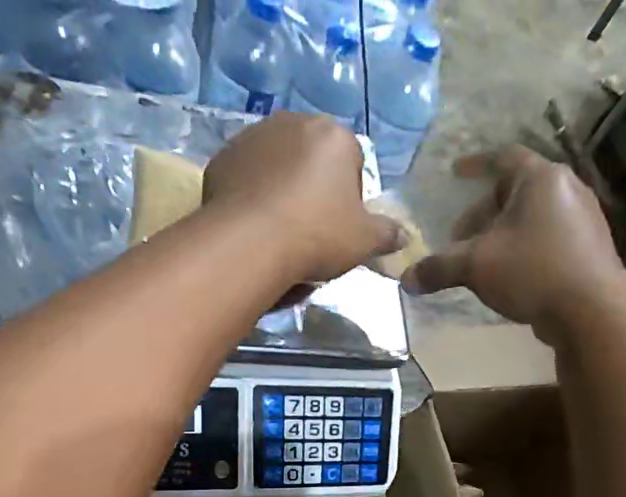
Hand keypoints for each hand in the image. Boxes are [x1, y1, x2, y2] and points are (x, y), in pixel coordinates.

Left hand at [202, 113, 403, 283]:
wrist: (250, 243)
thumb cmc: (316, 236)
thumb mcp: (362, 241)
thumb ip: (386, 234)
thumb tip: (404, 235)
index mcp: (335, 135)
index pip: (350, 162)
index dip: (345, 199)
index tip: (334, 229)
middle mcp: (293, 122)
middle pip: (309, 158)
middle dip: (308, 187)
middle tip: (303, 230)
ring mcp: (252, 137)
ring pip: (273, 164)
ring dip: (275, 188)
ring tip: (272, 229)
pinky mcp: (221, 159)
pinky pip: (242, 178)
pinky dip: (246, 195)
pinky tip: (247, 225)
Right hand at [403, 147, 625, 335]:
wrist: (591, 309)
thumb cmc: (532, 271)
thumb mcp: (475, 266)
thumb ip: (438, 267)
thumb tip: (406, 279)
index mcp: (540, 179)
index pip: (503, 157)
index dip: (475, 164)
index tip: (455, 172)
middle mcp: (565, 188)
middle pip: (514, 191)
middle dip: (481, 212)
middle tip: (458, 236)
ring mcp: (581, 217)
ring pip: (529, 215)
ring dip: (499, 232)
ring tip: (479, 258)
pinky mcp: (586, 246)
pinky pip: (544, 235)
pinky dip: (520, 246)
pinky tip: (507, 273)